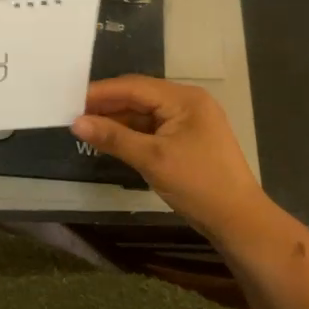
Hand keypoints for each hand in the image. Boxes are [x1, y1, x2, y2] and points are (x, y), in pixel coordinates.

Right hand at [70, 76, 264, 230]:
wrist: (239, 220)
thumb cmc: (198, 184)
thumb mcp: (152, 159)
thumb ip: (113, 138)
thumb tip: (76, 123)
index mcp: (185, 99)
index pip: (134, 87)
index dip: (100, 93)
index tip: (69, 100)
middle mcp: (188, 103)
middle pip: (139, 96)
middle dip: (106, 105)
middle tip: (73, 114)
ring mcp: (188, 121)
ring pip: (143, 113)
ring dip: (117, 120)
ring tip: (85, 127)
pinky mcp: (186, 139)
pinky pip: (152, 128)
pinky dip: (131, 133)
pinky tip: (109, 139)